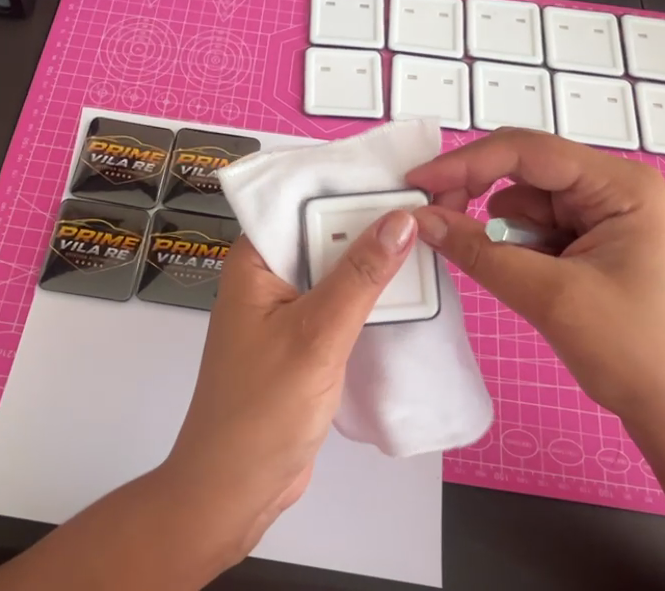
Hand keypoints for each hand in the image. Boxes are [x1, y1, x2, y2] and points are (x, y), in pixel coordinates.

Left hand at [160, 214, 417, 564]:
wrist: (234, 490)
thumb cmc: (262, 410)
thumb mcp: (317, 335)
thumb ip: (360, 276)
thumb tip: (401, 218)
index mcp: (254, 261)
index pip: (301, 203)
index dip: (349, 186)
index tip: (402, 173)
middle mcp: (266, 277)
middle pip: (322, 235)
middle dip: (370, 223)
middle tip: (430, 205)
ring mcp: (284, 311)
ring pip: (335, 271)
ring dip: (374, 263)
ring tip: (430, 238)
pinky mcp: (302, 342)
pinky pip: (339, 305)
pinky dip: (369, 298)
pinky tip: (409, 292)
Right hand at [405, 129, 664, 426]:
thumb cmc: (634, 351)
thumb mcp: (550, 297)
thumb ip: (480, 251)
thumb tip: (420, 219)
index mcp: (619, 185)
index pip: (528, 152)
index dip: (466, 164)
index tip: (416, 184)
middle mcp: (612, 189)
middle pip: (524, 171)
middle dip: (478, 195)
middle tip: (433, 221)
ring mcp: (603, 216)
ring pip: (522, 203)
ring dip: (499, 232)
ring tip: (508, 275)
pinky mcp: (591, 243)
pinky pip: (534, 229)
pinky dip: (512, 248)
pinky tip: (520, 279)